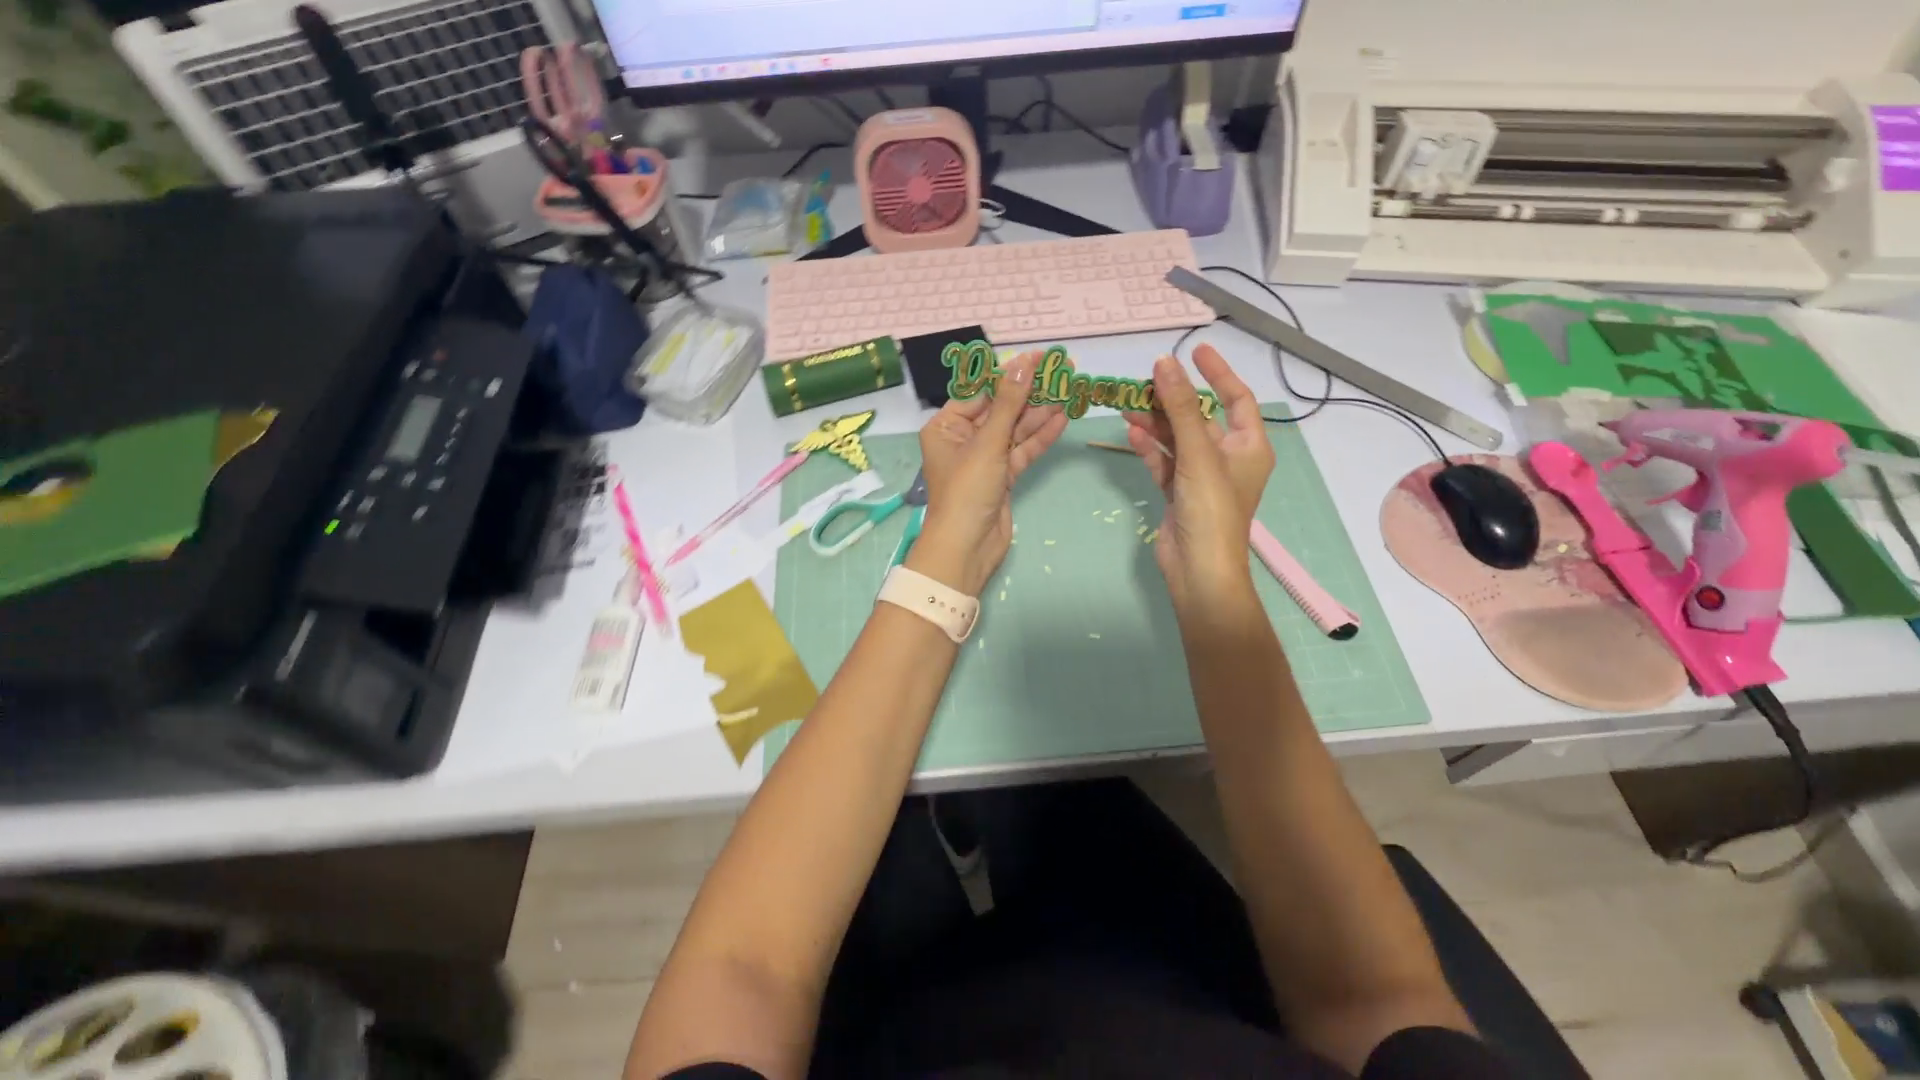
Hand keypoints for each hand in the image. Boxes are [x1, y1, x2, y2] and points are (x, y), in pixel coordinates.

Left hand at [910, 351, 1067, 595]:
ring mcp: (985, 458)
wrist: (967, 548)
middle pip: (1002, 408)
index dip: (1011, 374)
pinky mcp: (1003, 476)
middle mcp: (963, 439)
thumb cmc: (967, 491)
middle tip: (1064, 369)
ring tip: (1071, 388)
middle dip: (1032, 391)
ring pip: (1016, 429)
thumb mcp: (987, 443)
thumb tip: (1023, 365)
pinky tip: (1063, 418)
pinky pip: (1023, 450)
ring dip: (1042, 411)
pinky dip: (1041, 436)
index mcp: (946, 426)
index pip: (981, 391)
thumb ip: (1008, 403)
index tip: (1039, 358)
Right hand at [1125, 345, 1274, 608]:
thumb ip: (1180, 407)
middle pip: (1199, 417)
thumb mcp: (1198, 453)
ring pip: (1176, 439)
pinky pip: (1163, 462)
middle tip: (1145, 381)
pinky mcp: (1178, 494)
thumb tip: (1164, 363)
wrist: (1199, 569)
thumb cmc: (1211, 509)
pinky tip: (1130, 433)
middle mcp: (1227, 458)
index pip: (1237, 399)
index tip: (1196, 350)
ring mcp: (1201, 477)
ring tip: (1127, 405)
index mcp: (1249, 447)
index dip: (1218, 373)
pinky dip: (1149, 448)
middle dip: (1173, 399)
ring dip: (1154, 422)